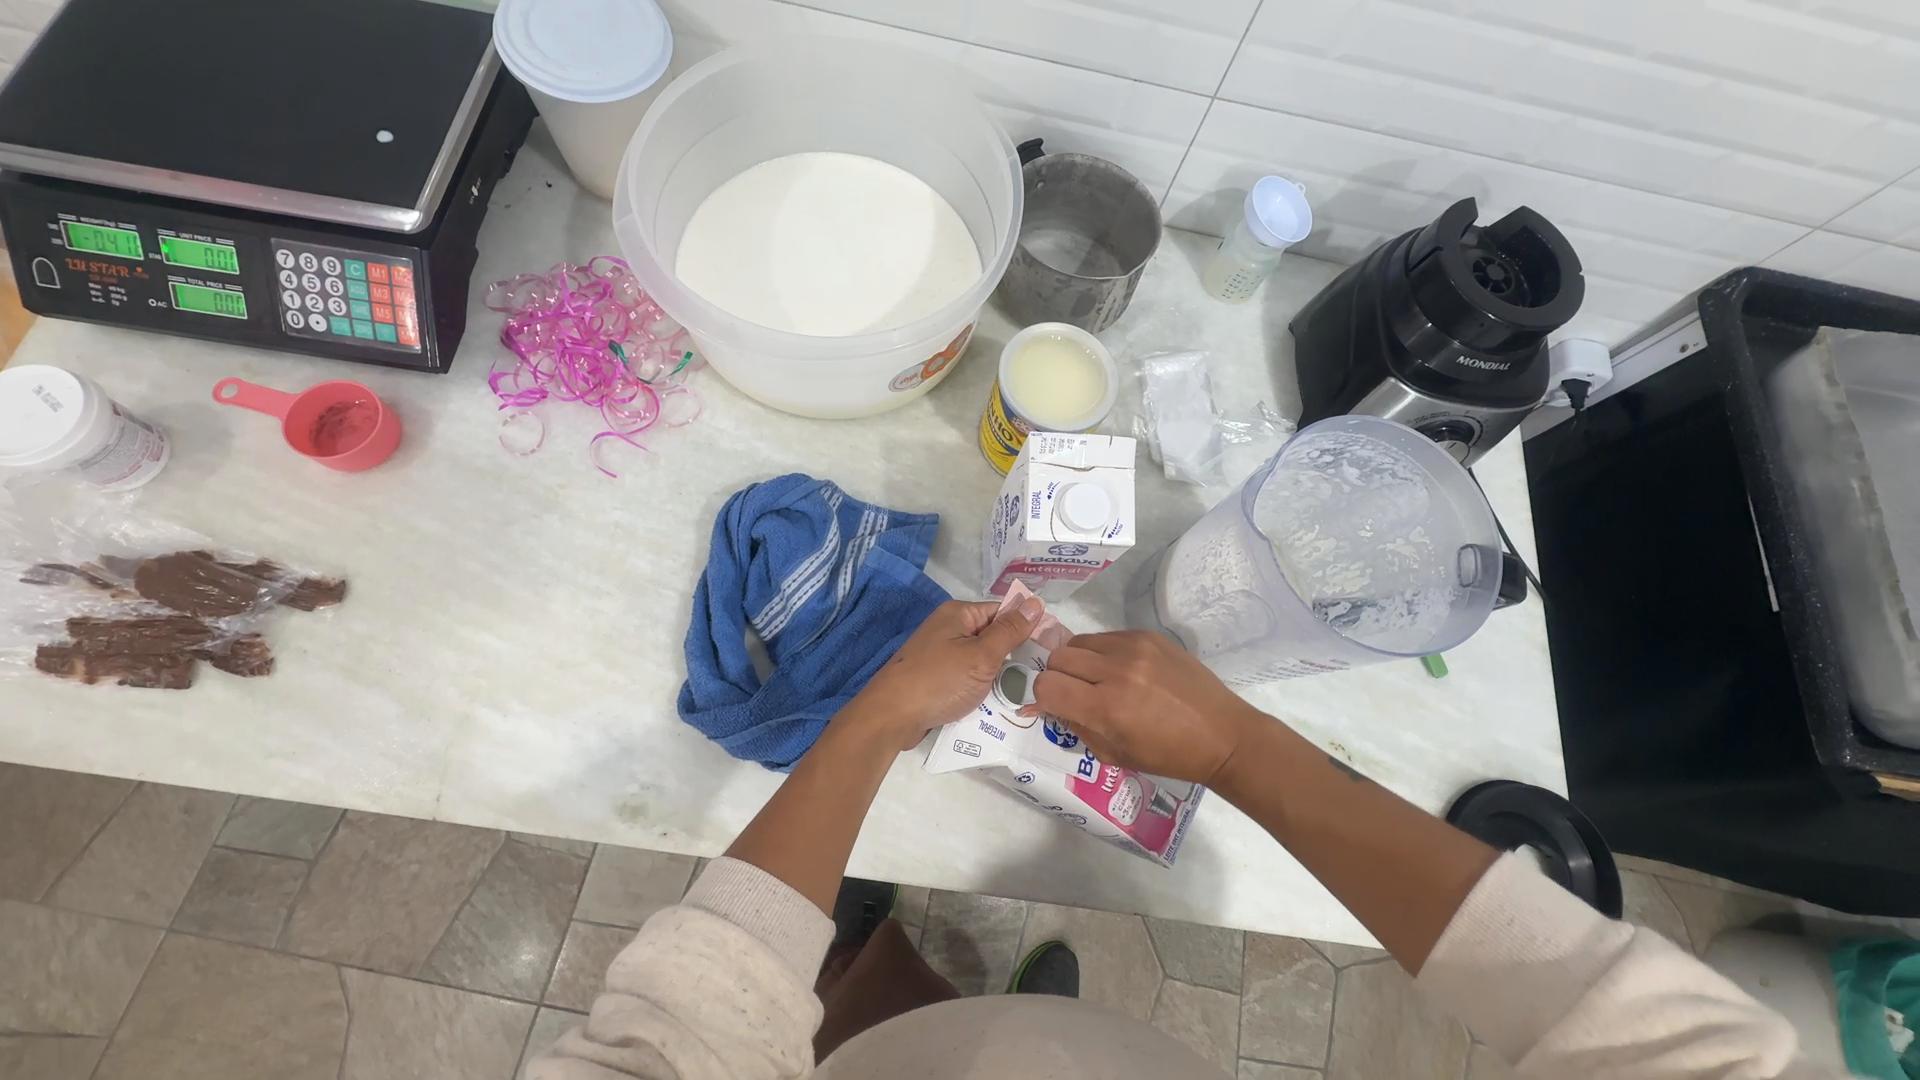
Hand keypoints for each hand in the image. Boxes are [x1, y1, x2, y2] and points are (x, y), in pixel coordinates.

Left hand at [841, 597, 1041, 749]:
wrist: (891, 717)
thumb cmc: (939, 681)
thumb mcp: (982, 656)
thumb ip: (1010, 630)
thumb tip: (1035, 602)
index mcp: (959, 614)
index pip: (1003, 612)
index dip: (1027, 628)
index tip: (1052, 650)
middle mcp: (948, 628)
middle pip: (992, 636)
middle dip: (1014, 656)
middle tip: (1044, 676)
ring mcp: (940, 654)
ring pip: (981, 661)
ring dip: (999, 676)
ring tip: (1026, 693)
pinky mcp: (935, 678)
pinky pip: (967, 678)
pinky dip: (981, 689)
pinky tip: (997, 704)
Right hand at [1032, 631, 1263, 786]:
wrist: (1222, 734)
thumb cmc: (1168, 756)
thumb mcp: (1114, 755)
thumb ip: (1077, 727)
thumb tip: (1053, 705)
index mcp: (1108, 708)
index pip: (1046, 686)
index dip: (1044, 698)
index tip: (1057, 705)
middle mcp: (1117, 671)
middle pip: (1057, 658)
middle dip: (1058, 677)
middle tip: (1076, 692)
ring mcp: (1134, 648)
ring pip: (1078, 642)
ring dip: (1079, 662)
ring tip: (1099, 679)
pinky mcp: (1148, 635)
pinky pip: (1106, 637)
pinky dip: (1104, 654)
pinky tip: (1124, 671)